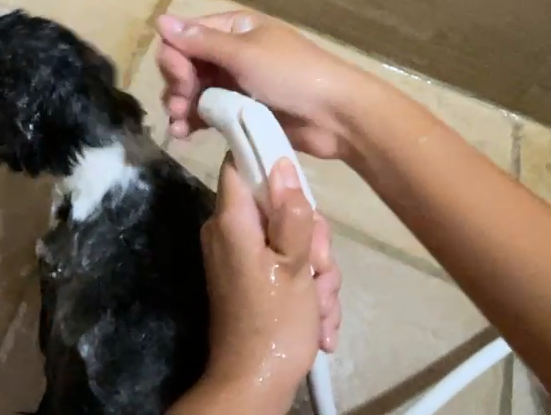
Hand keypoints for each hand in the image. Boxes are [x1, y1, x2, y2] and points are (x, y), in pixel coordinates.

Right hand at [157, 11, 377, 160]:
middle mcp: (231, 52)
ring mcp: (236, 84)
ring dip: (181, 105)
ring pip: (194, 91)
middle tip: (180, 105)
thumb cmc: (292, 74)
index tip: (180, 80)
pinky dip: (193, 121)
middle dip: (177, 84)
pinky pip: (208, 113)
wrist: (337, 115)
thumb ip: (200, 42)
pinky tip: (183, 134)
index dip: (175, 57)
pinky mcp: (242, 113)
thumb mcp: (245, 54)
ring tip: (179, 125)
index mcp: (234, 28)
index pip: (187, 36)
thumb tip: (159, 19)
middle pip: (186, 64)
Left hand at [197, 157, 335, 410]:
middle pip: (277, 208)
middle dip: (311, 240)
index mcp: (232, 220)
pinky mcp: (252, 282)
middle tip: (319, 269)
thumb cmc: (275, 322)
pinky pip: (285, 269)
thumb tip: (281, 165)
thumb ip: (292, 212)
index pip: (240, 164)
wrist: (255, 387)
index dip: (271, 167)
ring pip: (291, 242)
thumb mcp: (296, 263)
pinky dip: (306, 293)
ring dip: (316, 275)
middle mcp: (230, 232)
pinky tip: (318, 322)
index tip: (299, 194)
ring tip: (320, 307)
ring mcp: (241, 259)